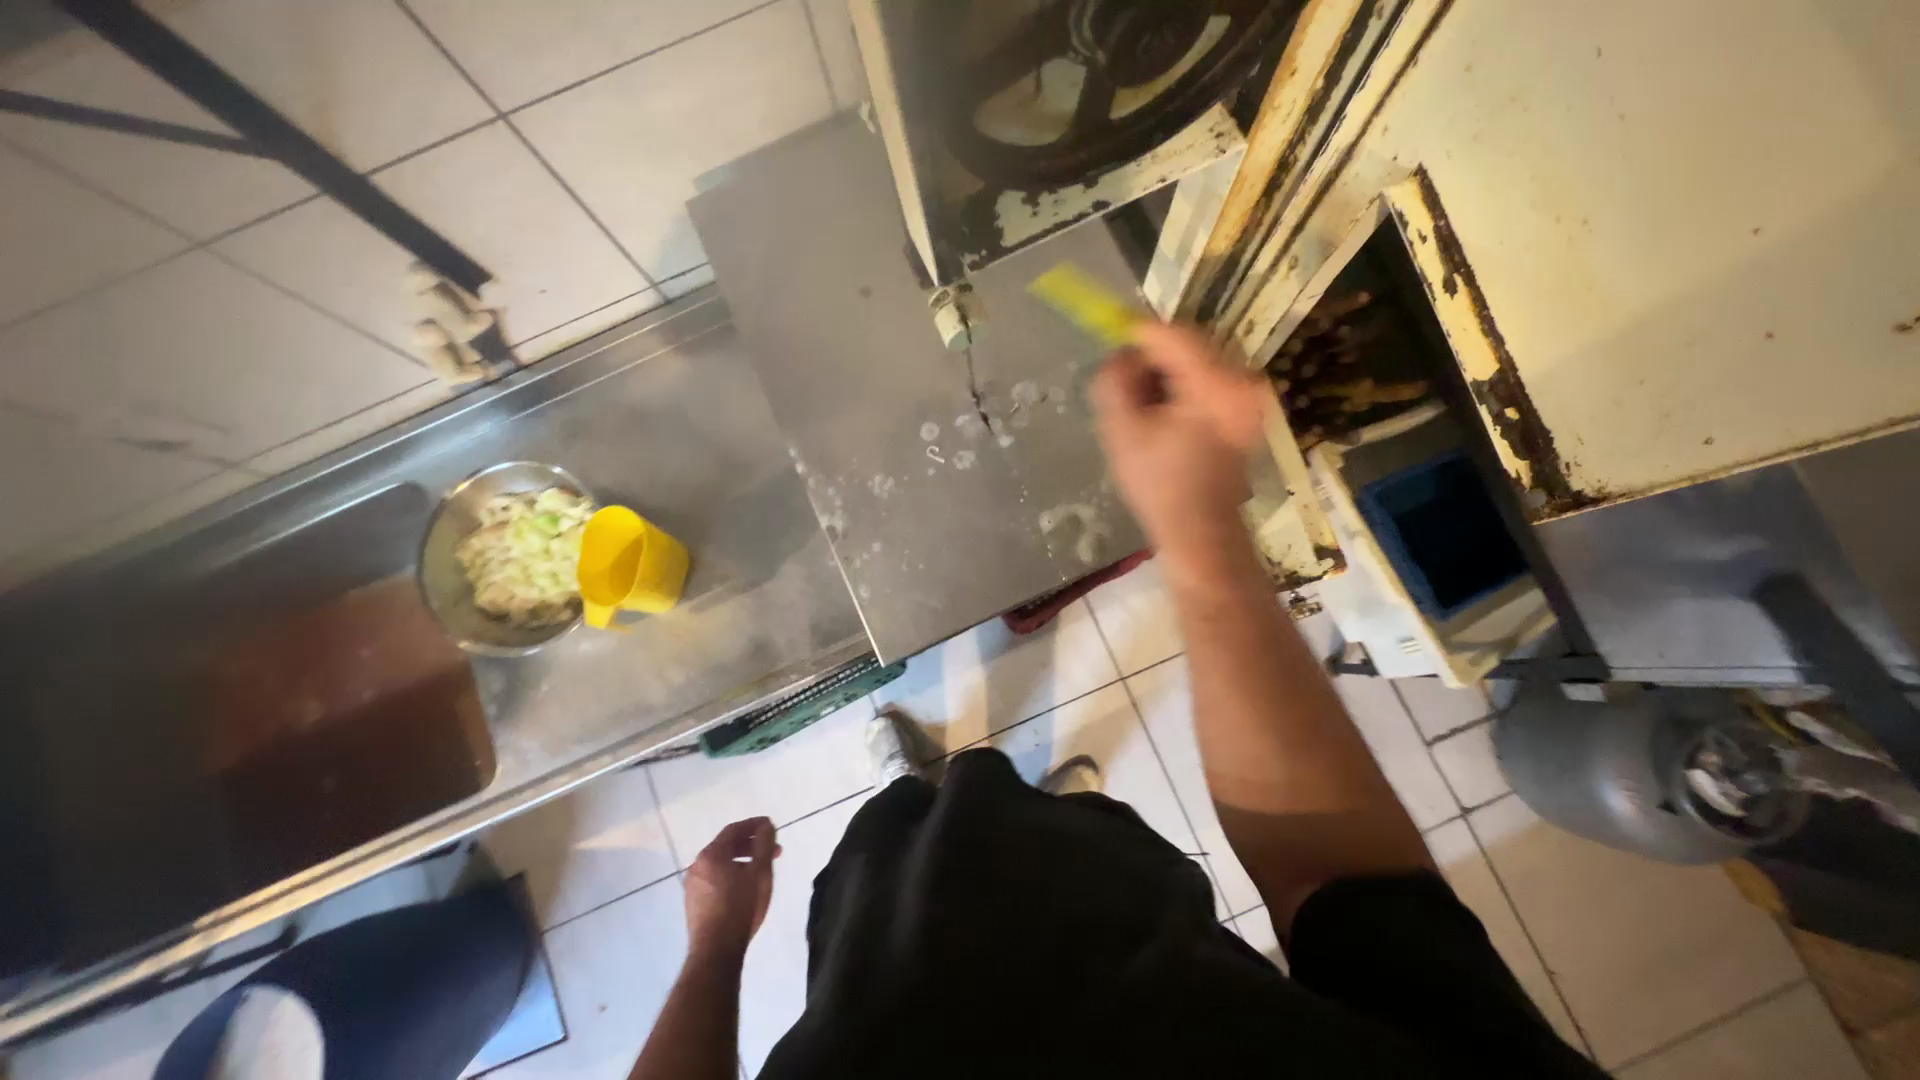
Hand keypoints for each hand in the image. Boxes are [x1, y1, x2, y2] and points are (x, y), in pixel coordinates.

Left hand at [683, 817, 779, 959]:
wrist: (716, 951)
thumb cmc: (740, 907)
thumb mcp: (760, 873)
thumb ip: (764, 844)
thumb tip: (766, 825)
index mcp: (711, 855)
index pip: (734, 830)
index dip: (754, 825)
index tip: (771, 825)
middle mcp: (697, 866)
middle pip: (726, 846)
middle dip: (751, 845)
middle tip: (773, 851)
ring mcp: (692, 886)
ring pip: (720, 864)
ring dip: (742, 861)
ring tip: (761, 870)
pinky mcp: (694, 903)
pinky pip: (715, 879)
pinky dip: (731, 875)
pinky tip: (744, 888)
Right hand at [1091, 321, 1271, 555]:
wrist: (1201, 532)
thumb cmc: (1159, 486)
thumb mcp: (1121, 430)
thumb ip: (1114, 380)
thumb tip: (1122, 354)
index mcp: (1215, 384)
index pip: (1171, 334)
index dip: (1136, 335)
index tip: (1110, 341)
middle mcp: (1243, 380)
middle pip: (1189, 342)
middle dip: (1153, 357)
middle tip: (1128, 385)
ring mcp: (1251, 395)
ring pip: (1199, 359)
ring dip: (1168, 372)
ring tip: (1145, 405)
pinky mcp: (1249, 408)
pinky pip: (1211, 378)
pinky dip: (1185, 386)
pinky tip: (1167, 415)